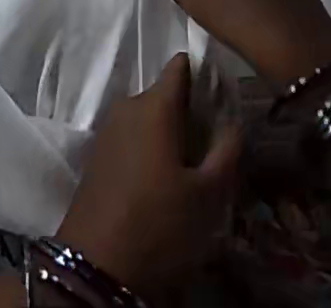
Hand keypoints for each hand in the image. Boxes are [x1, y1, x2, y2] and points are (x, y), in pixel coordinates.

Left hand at [56, 53, 239, 297]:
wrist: (96, 266)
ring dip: (170, 131)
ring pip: (149, 116)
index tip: (223, 93)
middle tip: (215, 139)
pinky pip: (133, 134)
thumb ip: (227, 149)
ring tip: (193, 163)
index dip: (204, 72)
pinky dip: (150, 146)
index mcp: (156, 104)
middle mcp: (129, 105)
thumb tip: (234, 120)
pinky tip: (164, 177)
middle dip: (190, 110)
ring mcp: (109, 128)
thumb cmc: (159, 223)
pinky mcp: (98, 153)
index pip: (181, 65)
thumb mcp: (208, 193)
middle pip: (166, 93)